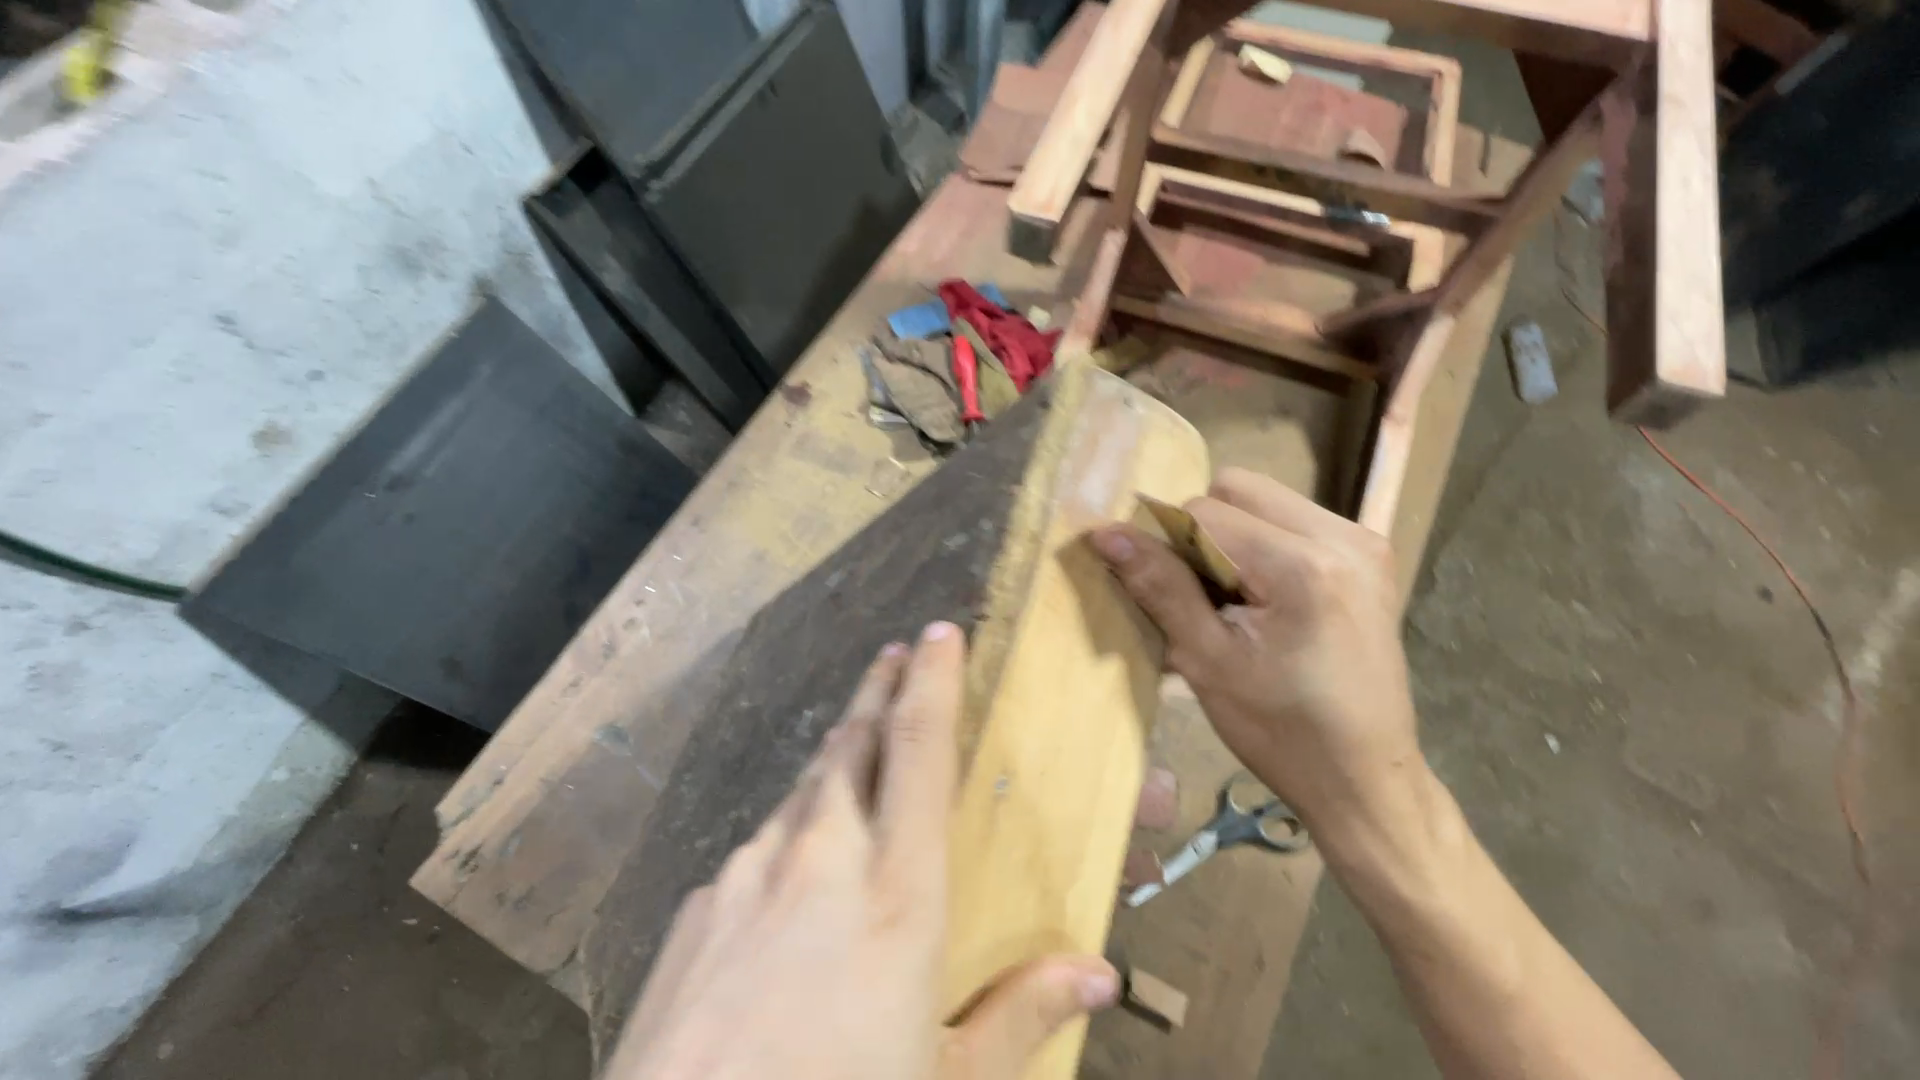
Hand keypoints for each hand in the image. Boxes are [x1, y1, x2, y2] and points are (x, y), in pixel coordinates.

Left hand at [604, 622, 1120, 1079]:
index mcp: (895, 893)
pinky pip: (759, 847)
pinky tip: (790, 863)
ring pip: (803, 789)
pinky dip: (789, 831)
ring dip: (834, 755)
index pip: (919, 752)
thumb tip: (1098, 974)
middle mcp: (818, 859)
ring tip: (851, 739)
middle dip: (878, 690)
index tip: (941, 634)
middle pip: (852, 743)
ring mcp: (746, 877)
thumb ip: (1020, 1017)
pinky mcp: (697, 908)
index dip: (932, 682)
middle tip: (895, 654)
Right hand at [1089, 468, 1423, 844]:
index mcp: (1304, 565)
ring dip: (1232, 536)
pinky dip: (1263, 545)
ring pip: (1265, 499)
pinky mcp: (1370, 556)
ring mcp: (1364, 542)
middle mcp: (1344, 537)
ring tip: (1232, 601)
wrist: (1365, 779)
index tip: (1162, 593)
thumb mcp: (1207, 662)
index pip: (1204, 511)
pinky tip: (1263, 599)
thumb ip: (1160, 587)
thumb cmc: (1282, 734)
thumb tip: (1106, 533)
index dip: (1167, 544)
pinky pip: (1294, 520)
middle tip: (1200, 595)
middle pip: (1237, 488)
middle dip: (1202, 532)